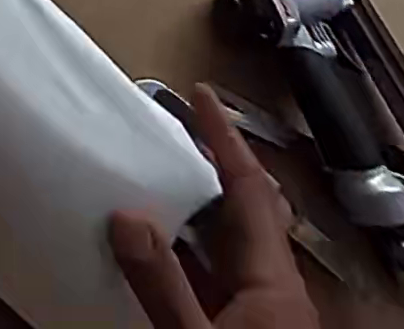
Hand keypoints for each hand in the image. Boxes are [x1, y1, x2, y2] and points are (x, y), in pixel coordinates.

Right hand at [108, 85, 318, 328]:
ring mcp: (257, 316)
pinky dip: (174, 255)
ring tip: (144, 183)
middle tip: (167, 136)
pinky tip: (144, 254)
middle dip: (207, 169)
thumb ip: (165, 287)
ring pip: (221, 246)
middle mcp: (272, 294)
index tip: (203, 96)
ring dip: (185, 211)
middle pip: (242, 212)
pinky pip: (206, 278)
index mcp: (275, 288)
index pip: (250, 191)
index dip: (226, 139)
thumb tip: (128, 219)